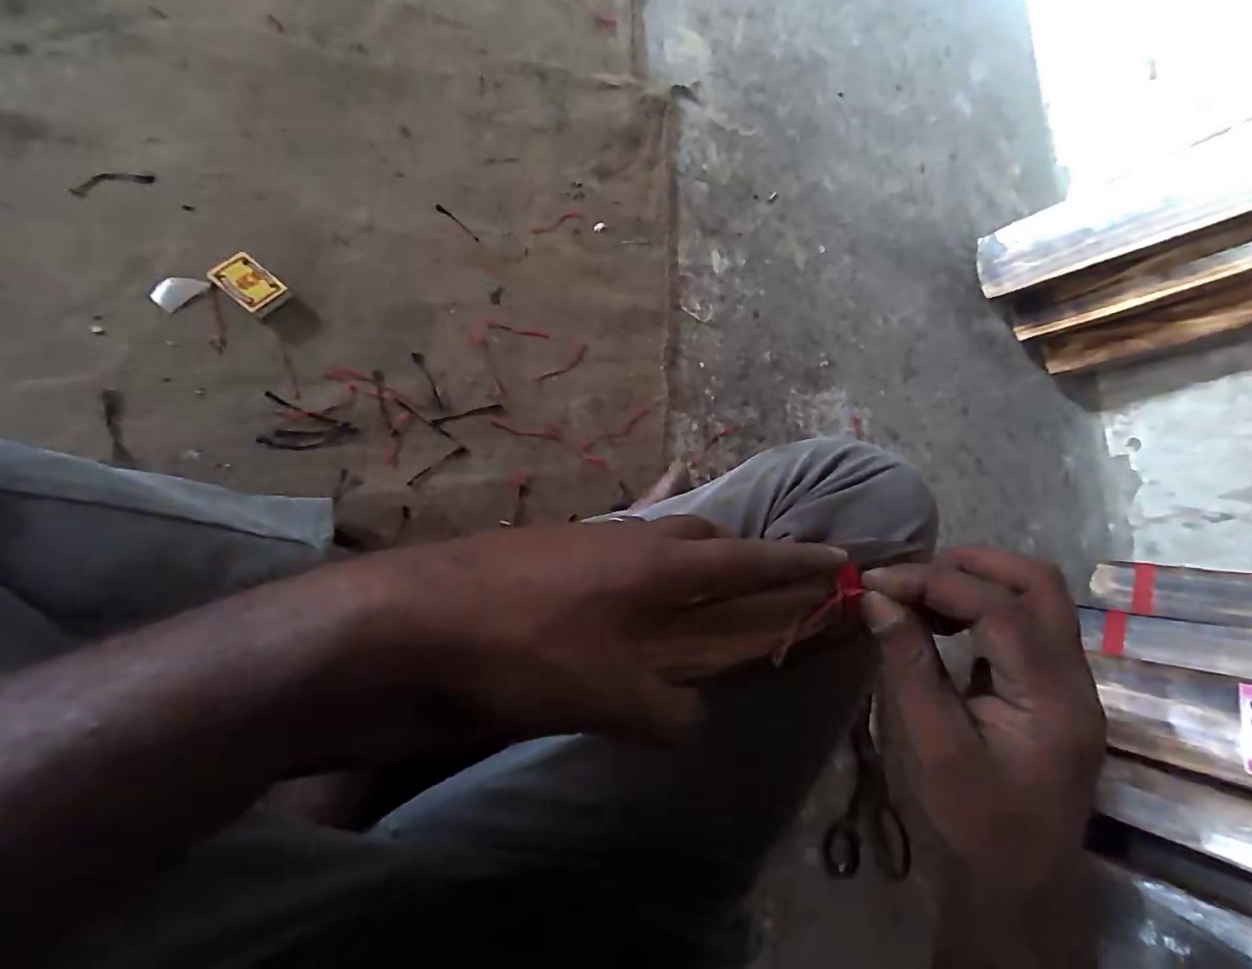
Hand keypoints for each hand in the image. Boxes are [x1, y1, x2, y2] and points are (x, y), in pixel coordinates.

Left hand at [313, 516, 847, 748]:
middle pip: (697, 535)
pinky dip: (627, 557)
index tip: (834, 556)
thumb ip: (662, 711)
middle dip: (734, 552)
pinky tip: (615, 572)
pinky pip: (603, 545)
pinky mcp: (540, 549)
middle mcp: (623, 538)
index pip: (743, 557)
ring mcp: (578, 537)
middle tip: (756, 576)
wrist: (417, 614)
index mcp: (655, 565)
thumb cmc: (524, 648)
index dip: (792, 560)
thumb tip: (687, 717)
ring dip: (679, 553)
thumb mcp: (605, 696)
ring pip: (649, 535)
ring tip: (693, 578)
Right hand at [861, 548, 1103, 913]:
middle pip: (1038, 585)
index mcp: (1051, 699)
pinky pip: (1022, 623)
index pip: (998, 608)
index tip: (873, 582)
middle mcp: (1073, 682)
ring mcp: (1067, 686)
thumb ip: (907, 664)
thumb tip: (876, 597)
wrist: (1015, 885)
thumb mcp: (929, 744)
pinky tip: (937, 623)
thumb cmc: (968, 820)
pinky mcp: (1049, 691)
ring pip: (1034, 598)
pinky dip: (976, 607)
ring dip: (971, 582)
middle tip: (905, 578)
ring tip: (913, 596)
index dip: (931, 582)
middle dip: (968, 565)